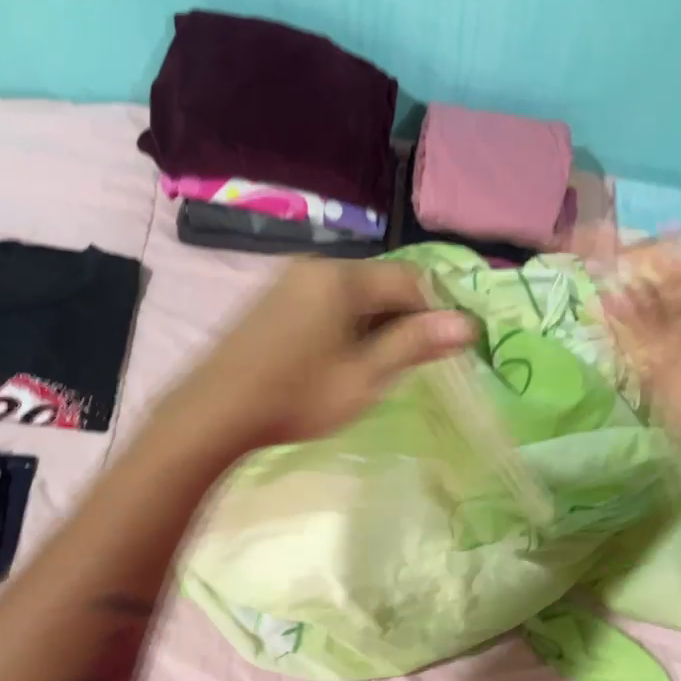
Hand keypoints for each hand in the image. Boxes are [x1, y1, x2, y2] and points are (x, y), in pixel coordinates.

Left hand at [171, 258, 476, 449]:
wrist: (213, 413)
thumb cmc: (297, 397)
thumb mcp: (364, 376)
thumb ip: (414, 345)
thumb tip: (467, 324)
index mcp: (342, 277)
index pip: (411, 280)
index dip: (436, 312)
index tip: (446, 351)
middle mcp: (315, 267)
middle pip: (381, 284)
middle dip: (405, 319)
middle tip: (412, 365)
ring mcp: (288, 282)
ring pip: (353, 296)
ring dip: (376, 325)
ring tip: (377, 369)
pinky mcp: (271, 302)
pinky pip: (326, 303)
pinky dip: (347, 326)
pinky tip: (341, 362)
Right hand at [602, 244, 680, 470]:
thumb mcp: (669, 360)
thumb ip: (638, 327)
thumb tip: (609, 294)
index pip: (678, 276)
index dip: (652, 263)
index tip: (621, 258)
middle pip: (676, 302)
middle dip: (644, 293)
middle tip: (610, 289)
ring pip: (674, 328)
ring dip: (645, 322)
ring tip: (616, 318)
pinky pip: (674, 355)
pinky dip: (652, 350)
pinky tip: (638, 354)